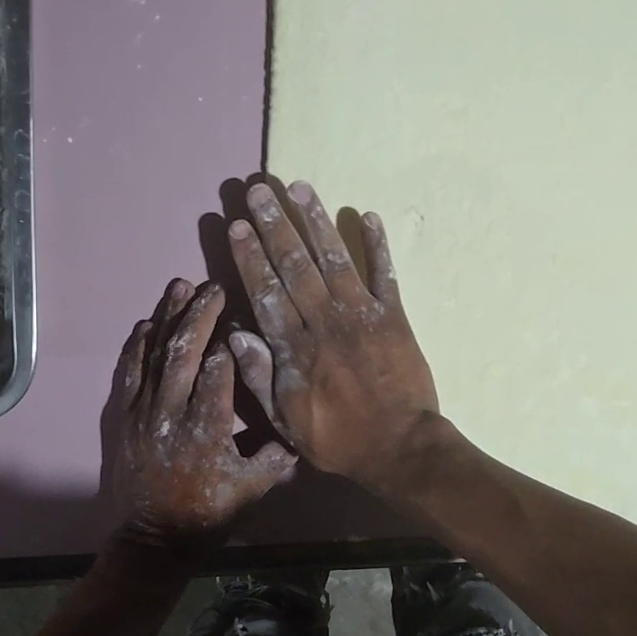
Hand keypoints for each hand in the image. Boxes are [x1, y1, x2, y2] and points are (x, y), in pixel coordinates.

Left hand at [105, 278, 297, 541]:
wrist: (155, 537)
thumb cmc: (208, 513)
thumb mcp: (253, 489)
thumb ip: (274, 456)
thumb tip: (296, 430)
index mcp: (208, 427)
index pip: (217, 370)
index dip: (227, 339)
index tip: (237, 314)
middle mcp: (172, 412)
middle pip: (184, 351)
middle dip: (199, 314)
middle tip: (213, 286)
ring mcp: (143, 412)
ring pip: (154, 354)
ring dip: (168, 317)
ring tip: (180, 286)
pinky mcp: (123, 417)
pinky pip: (128, 372)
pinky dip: (137, 346)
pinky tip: (146, 322)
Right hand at [226, 180, 439, 488]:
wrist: (401, 448)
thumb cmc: (338, 438)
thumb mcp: (286, 420)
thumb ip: (260, 376)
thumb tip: (235, 335)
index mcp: (295, 347)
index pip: (266, 291)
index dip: (250, 256)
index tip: (237, 226)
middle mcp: (325, 321)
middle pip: (295, 265)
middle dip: (275, 225)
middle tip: (259, 191)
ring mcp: (363, 315)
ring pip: (335, 259)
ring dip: (316, 221)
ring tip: (300, 188)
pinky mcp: (395, 317)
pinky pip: (386, 274)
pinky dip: (378, 245)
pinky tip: (368, 215)